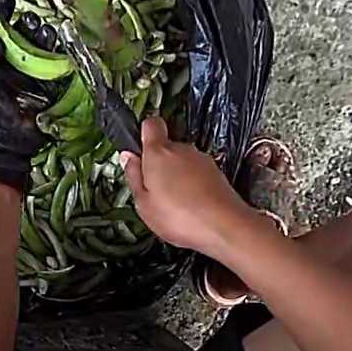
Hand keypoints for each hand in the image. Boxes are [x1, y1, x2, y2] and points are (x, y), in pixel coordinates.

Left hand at [0, 17, 45, 190]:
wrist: (5, 154)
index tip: (7, 1)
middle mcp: (9, 70)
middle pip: (20, 40)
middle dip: (27, 26)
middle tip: (33, 20)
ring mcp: (28, 82)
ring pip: (39, 52)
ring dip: (44, 40)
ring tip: (47, 32)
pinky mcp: (46, 93)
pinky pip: (55, 72)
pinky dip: (60, 60)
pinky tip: (61, 49)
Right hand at [121, 117, 275, 255]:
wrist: (224, 226)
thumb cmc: (179, 216)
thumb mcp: (144, 203)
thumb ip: (134, 176)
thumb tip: (127, 156)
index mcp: (158, 152)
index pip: (151, 124)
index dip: (144, 134)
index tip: (139, 153)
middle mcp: (182, 149)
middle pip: (166, 147)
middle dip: (159, 164)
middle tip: (153, 190)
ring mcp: (202, 159)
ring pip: (182, 161)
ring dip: (176, 176)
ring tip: (174, 203)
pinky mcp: (217, 172)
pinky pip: (197, 173)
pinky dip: (192, 185)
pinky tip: (191, 206)